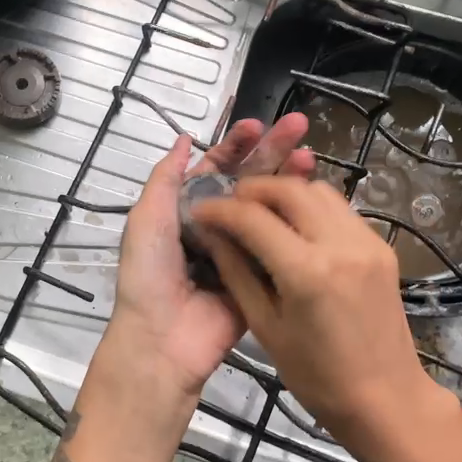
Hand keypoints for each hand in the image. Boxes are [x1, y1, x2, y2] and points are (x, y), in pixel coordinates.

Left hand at [103, 117, 315, 399]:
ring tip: (310, 156)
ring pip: (269, 209)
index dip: (236, 145)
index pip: (216, 168)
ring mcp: (242, 250)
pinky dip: (296, 224)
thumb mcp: (146, 218)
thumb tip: (184, 139)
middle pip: (248, 181)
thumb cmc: (149, 273)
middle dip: (271, 152)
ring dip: (288, 181)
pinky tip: (314, 201)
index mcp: (187, 209)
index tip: (259, 124)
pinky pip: (280, 245)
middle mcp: (217, 225)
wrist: (163, 337)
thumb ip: (165, 178)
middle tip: (300, 127)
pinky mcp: (262, 276)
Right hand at [194, 177, 461, 461]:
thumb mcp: (265, 327)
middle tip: (229, 207)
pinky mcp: (381, 246)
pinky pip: (339, 209)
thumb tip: (211, 233)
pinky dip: (310, 207)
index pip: (252, 217)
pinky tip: (294, 230)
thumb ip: (236, 272)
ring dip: (284, 193)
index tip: (199, 210)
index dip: (220, 209)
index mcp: (306, 271)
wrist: (388, 400)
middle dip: (252, 190)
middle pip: (288, 189)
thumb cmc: (317, 377)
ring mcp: (367, 241)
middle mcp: (340, 244)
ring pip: (318, 190)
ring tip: (260, 214)